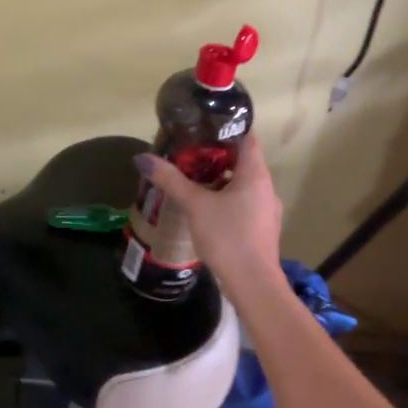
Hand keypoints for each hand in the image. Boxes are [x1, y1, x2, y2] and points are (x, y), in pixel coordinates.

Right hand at [132, 134, 284, 298]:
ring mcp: (266, 209)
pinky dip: (224, 198)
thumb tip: (142, 157)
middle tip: (186, 152)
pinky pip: (242, 202)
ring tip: (190, 179)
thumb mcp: (195, 204)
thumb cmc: (228, 236)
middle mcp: (265, 188)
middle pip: (241, 161)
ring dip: (218, 179)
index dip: (227, 127)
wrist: (254, 284)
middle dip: (215, 155)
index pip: (247, 137)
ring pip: (241, 184)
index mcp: (255, 175)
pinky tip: (203, 208)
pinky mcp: (261, 228)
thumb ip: (170, 179)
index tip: (202, 123)